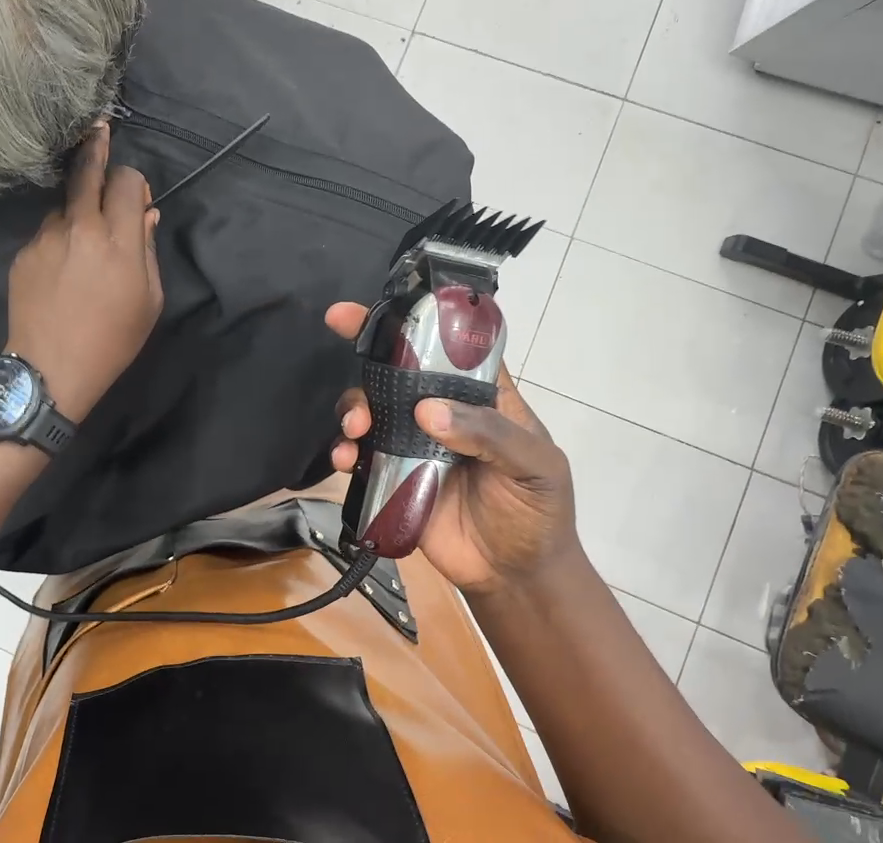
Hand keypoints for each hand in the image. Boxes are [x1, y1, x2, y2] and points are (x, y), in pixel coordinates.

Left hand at [6, 125, 163, 420]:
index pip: (127, 181)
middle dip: (96, 148)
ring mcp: (45, 238)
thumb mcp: (149, 300)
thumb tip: (144, 214)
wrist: (50, 370)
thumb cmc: (111, 340)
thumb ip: (146, 248)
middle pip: (87, 171)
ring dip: (78, 214)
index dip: (134, 182)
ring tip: (82, 251)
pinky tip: (61, 272)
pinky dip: (58, 240)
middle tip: (99, 130)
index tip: (135, 197)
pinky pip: (46, 233)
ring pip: (65, 207)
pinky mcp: (23, 253)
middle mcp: (79, 228)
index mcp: (117, 240)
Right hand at [325, 303, 579, 595]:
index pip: (449, 346)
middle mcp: (442, 411)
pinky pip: (360, 454)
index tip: (377, 305)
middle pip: (396, 370)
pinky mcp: (390, 476)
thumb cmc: (539, 512)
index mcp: (482, 397)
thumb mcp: (534, 466)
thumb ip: (490, 434)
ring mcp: (412, 443)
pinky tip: (345, 461)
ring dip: (353, 410)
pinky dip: (345, 451)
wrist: (514, 576)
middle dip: (365, 357)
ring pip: (371, 408)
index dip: (414, 321)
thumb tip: (426, 411)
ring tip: (355, 430)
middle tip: (343, 346)